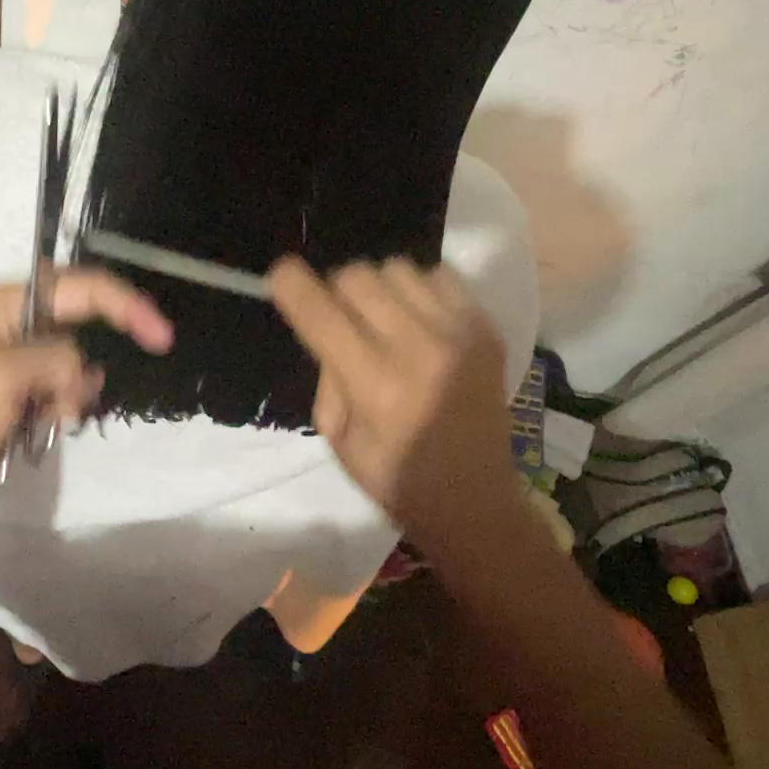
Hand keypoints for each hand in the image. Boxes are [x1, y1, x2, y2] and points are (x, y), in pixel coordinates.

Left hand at [0, 268, 173, 504]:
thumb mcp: (4, 377)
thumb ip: (57, 359)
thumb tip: (79, 372)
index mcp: (10, 302)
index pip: (85, 288)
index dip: (128, 308)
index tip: (163, 340)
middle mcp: (14, 321)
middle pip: (82, 327)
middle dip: (86, 366)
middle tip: (68, 403)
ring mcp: (11, 358)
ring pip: (71, 365)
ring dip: (69, 395)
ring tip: (43, 423)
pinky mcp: (10, 391)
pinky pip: (54, 391)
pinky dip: (56, 410)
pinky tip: (36, 432)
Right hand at [269, 256, 512, 532]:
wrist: (475, 501)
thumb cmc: (395, 477)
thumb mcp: (338, 437)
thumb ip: (328, 373)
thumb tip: (327, 321)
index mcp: (376, 386)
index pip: (320, 312)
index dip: (291, 284)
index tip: (282, 275)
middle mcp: (420, 350)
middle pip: (357, 276)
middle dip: (335, 290)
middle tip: (340, 318)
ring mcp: (460, 334)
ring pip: (397, 268)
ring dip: (378, 288)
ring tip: (383, 318)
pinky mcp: (487, 329)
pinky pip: (439, 276)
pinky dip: (418, 289)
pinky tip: (418, 319)